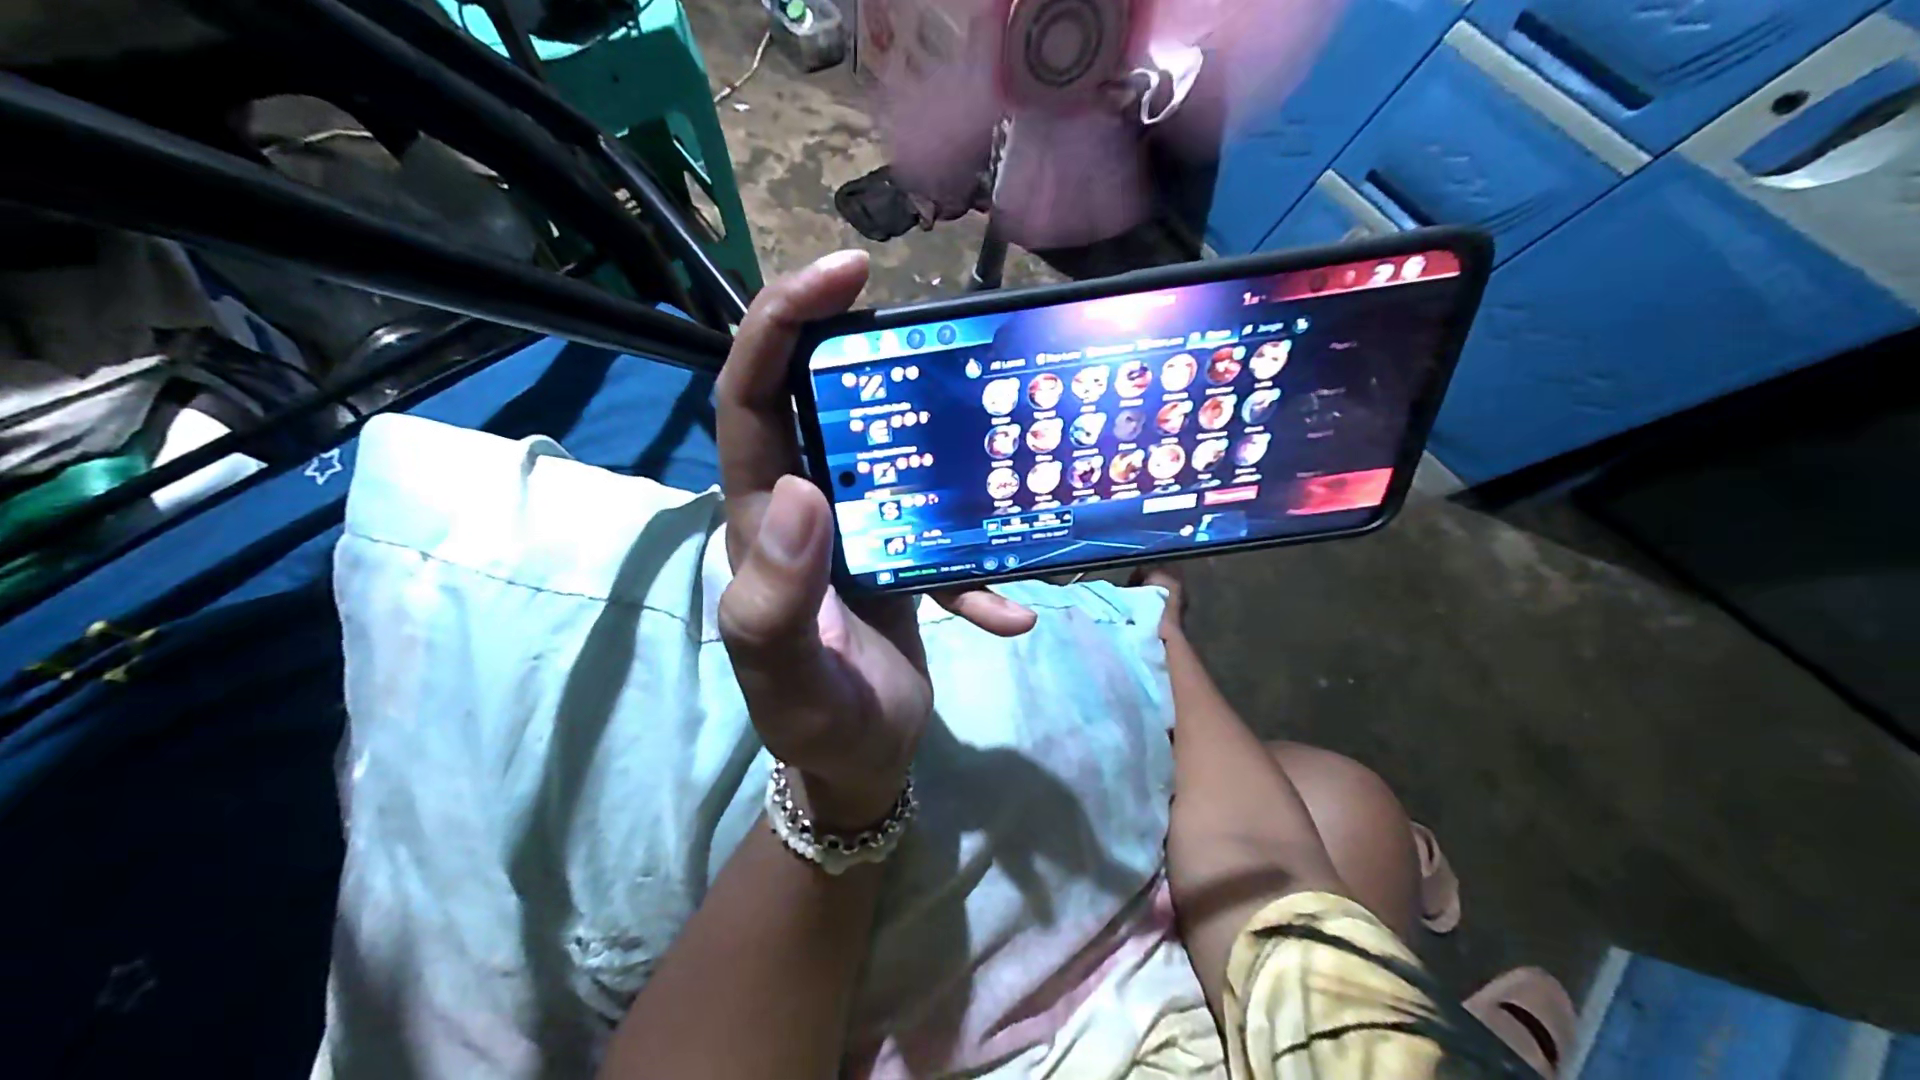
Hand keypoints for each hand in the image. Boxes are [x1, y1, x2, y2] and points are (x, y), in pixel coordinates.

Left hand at [716, 251, 1035, 828]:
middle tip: (937, 321)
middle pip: (825, 399)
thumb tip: (803, 493)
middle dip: (867, 345)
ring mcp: (860, 527)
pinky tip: (1013, 610)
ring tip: (995, 419)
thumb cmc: (815, 722)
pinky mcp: (906, 555)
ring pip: (894, 450)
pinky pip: (948, 534)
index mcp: (761, 516)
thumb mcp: (787, 676)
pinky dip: (983, 565)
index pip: (750, 397)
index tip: (843, 272)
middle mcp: (805, 506)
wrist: (862, 762)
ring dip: (941, 432)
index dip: (782, 324)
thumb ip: (774, 599)